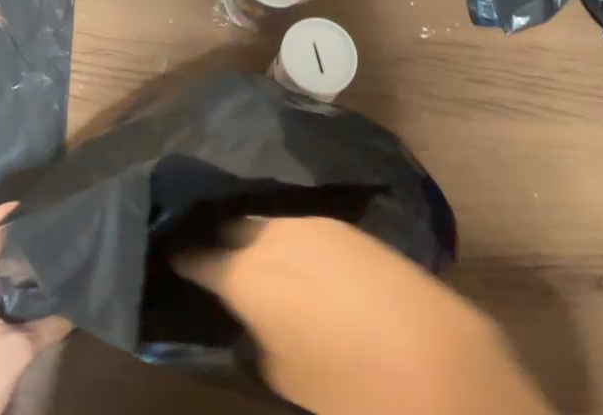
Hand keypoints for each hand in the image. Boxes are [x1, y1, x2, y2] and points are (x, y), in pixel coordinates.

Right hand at [175, 217, 556, 414]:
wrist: (434, 357)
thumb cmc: (347, 384)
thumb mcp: (280, 370)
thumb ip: (250, 332)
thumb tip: (242, 315)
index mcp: (246, 271)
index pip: (195, 253)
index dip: (180, 257)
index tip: (168, 260)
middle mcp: (273, 233)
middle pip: (229, 225)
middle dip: (215, 238)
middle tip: (203, 254)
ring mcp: (313, 222)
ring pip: (264, 219)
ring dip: (249, 233)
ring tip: (242, 252)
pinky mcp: (346, 225)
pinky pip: (297, 223)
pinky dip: (283, 235)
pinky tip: (286, 253)